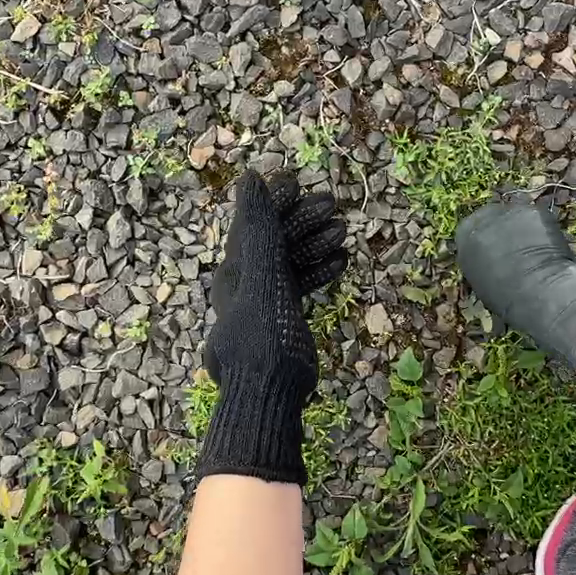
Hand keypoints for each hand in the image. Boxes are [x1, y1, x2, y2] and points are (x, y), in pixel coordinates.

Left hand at [198, 171, 346, 484]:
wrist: (268, 395)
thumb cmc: (265, 335)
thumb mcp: (264, 275)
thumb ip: (258, 229)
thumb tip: (249, 179)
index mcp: (233, 270)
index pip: (253, 225)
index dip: (274, 201)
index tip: (298, 181)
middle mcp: (243, 283)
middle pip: (274, 241)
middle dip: (301, 220)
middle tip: (331, 204)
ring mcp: (262, 303)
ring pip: (288, 262)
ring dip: (313, 243)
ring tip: (342, 230)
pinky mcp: (279, 322)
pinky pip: (297, 286)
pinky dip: (316, 272)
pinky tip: (341, 262)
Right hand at [455, 198, 575, 374]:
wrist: (536, 289)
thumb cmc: (504, 296)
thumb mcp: (480, 281)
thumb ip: (481, 263)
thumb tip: (490, 263)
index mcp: (464, 234)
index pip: (471, 231)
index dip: (485, 241)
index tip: (494, 252)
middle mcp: (484, 215)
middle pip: (493, 218)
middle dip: (504, 230)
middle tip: (517, 249)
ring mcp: (511, 210)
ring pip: (517, 216)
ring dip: (524, 228)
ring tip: (535, 250)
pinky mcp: (536, 211)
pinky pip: (538, 219)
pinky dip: (544, 230)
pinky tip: (550, 247)